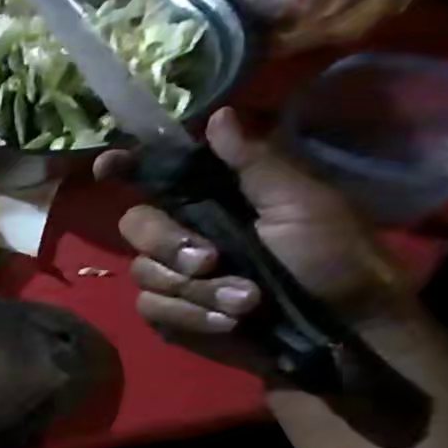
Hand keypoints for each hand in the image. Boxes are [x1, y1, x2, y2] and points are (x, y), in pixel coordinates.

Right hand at [95, 108, 409, 370]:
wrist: (340, 333)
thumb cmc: (331, 260)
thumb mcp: (302, 203)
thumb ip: (254, 163)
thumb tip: (218, 114)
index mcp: (211, 200)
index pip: (154, 176)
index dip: (124, 168)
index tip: (107, 167)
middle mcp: (183, 234)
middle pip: (134, 224)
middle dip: (167, 243)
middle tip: (209, 260)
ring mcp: (173, 277)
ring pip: (144, 272)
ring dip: (198, 289)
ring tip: (247, 302)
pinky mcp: (171, 316)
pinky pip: (152, 308)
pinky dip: (191, 316)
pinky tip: (228, 322)